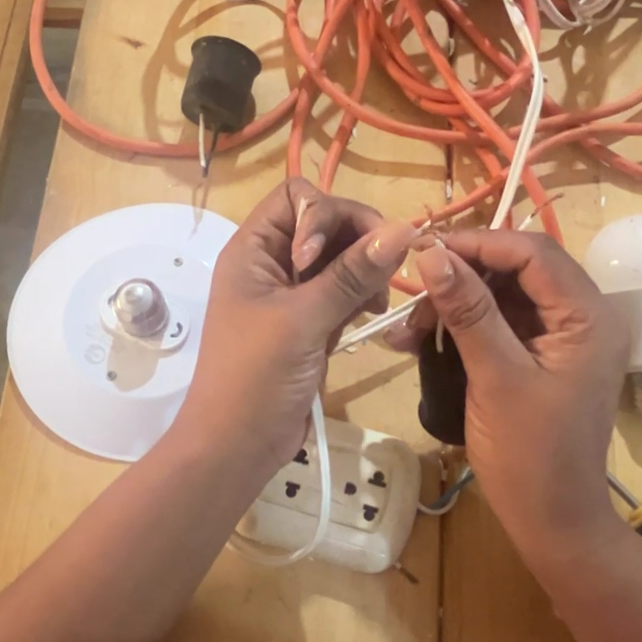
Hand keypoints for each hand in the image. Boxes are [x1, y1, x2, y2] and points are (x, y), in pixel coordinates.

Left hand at [172, 178, 416, 474]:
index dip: (324, 215)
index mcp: (253, 249)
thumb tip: (403, 230)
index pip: (297, 197)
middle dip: (357, 241)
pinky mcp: (310, 322)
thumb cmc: (256, 376)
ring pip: (340, 258)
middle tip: (378, 274)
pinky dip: (361, 297)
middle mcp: (272, 263)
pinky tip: (371, 316)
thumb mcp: (303, 319)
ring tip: (375, 302)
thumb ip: (351, 274)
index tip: (330, 257)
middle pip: (325, 223)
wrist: (238, 444)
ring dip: (365, 270)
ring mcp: (292, 294)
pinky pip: (343, 292)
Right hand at [393, 230, 629, 560]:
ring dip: (457, 304)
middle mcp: (583, 317)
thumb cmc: (530, 455)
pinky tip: (425, 341)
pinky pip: (502, 324)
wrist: (552, 520)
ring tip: (410, 329)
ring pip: (505, 295)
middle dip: (462, 276)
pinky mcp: (543, 358)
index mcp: (588, 317)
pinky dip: (465, 327)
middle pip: (518, 269)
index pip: (533, 252)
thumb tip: (433, 255)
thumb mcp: (496, 378)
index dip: (478, 244)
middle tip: (414, 297)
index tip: (425, 252)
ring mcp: (563, 338)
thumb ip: (468, 312)